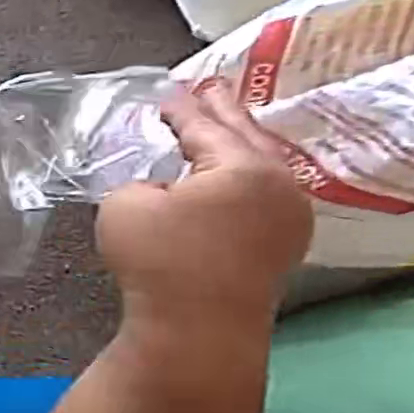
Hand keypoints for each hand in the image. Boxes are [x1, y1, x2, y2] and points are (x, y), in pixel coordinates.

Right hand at [96, 83, 311, 326]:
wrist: (197, 327)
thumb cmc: (158, 259)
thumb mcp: (125, 205)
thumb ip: (141, 183)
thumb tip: (165, 191)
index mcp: (243, 167)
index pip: (206, 128)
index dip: (182, 110)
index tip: (168, 93)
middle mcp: (278, 184)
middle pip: (246, 137)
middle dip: (224, 111)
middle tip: (210, 85)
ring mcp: (289, 217)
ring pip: (261, 166)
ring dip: (237, 143)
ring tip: (222, 127)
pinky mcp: (282, 245)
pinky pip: (263, 192)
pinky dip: (243, 175)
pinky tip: (231, 176)